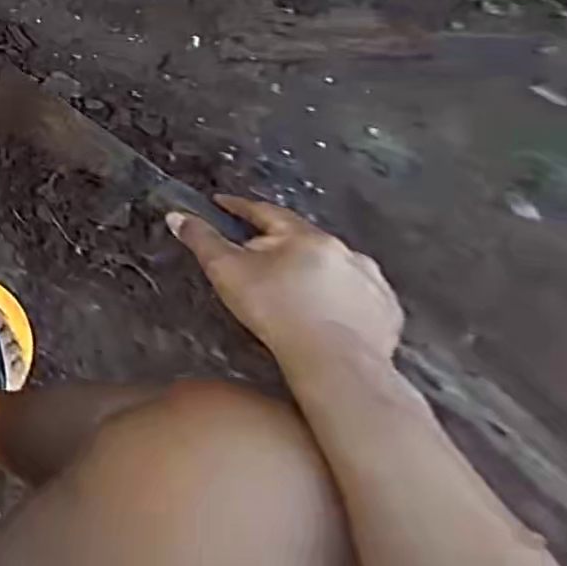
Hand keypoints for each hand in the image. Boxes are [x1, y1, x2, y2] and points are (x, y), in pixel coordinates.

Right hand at [168, 195, 402, 375]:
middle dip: (275, 241)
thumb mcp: (224, 268)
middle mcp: (348, 253)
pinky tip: (321, 305)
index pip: (266, 212)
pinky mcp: (389, 313)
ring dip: (309, 266)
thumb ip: (200, 238)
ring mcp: (374, 284)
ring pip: (332, 265)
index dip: (238, 206)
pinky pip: (355, 291)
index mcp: (308, 238)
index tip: (219, 203)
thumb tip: (177, 215)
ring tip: (288, 280)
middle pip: (300, 238)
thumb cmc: (273, 308)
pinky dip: (335, 291)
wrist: (336, 363)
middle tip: (251, 250)